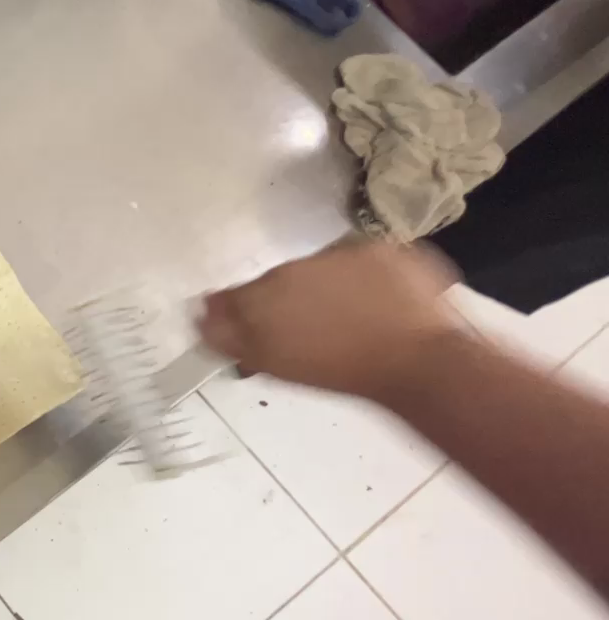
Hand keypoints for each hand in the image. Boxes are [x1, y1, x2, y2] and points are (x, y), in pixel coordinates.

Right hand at [198, 240, 461, 401]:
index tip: (256, 328)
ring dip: (323, 287)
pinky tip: (375, 301)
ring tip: (346, 317)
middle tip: (307, 328)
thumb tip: (201, 315)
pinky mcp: (383, 250)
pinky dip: (364, 277)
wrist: (418, 362)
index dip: (239, 312)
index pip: (230, 296)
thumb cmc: (334, 369)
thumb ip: (224, 336)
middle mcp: (293, 265)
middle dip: (285, 300)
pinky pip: (362, 261)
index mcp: (258, 293)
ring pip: (319, 269)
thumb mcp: (267, 361)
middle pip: (276, 281)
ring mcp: (341, 253)